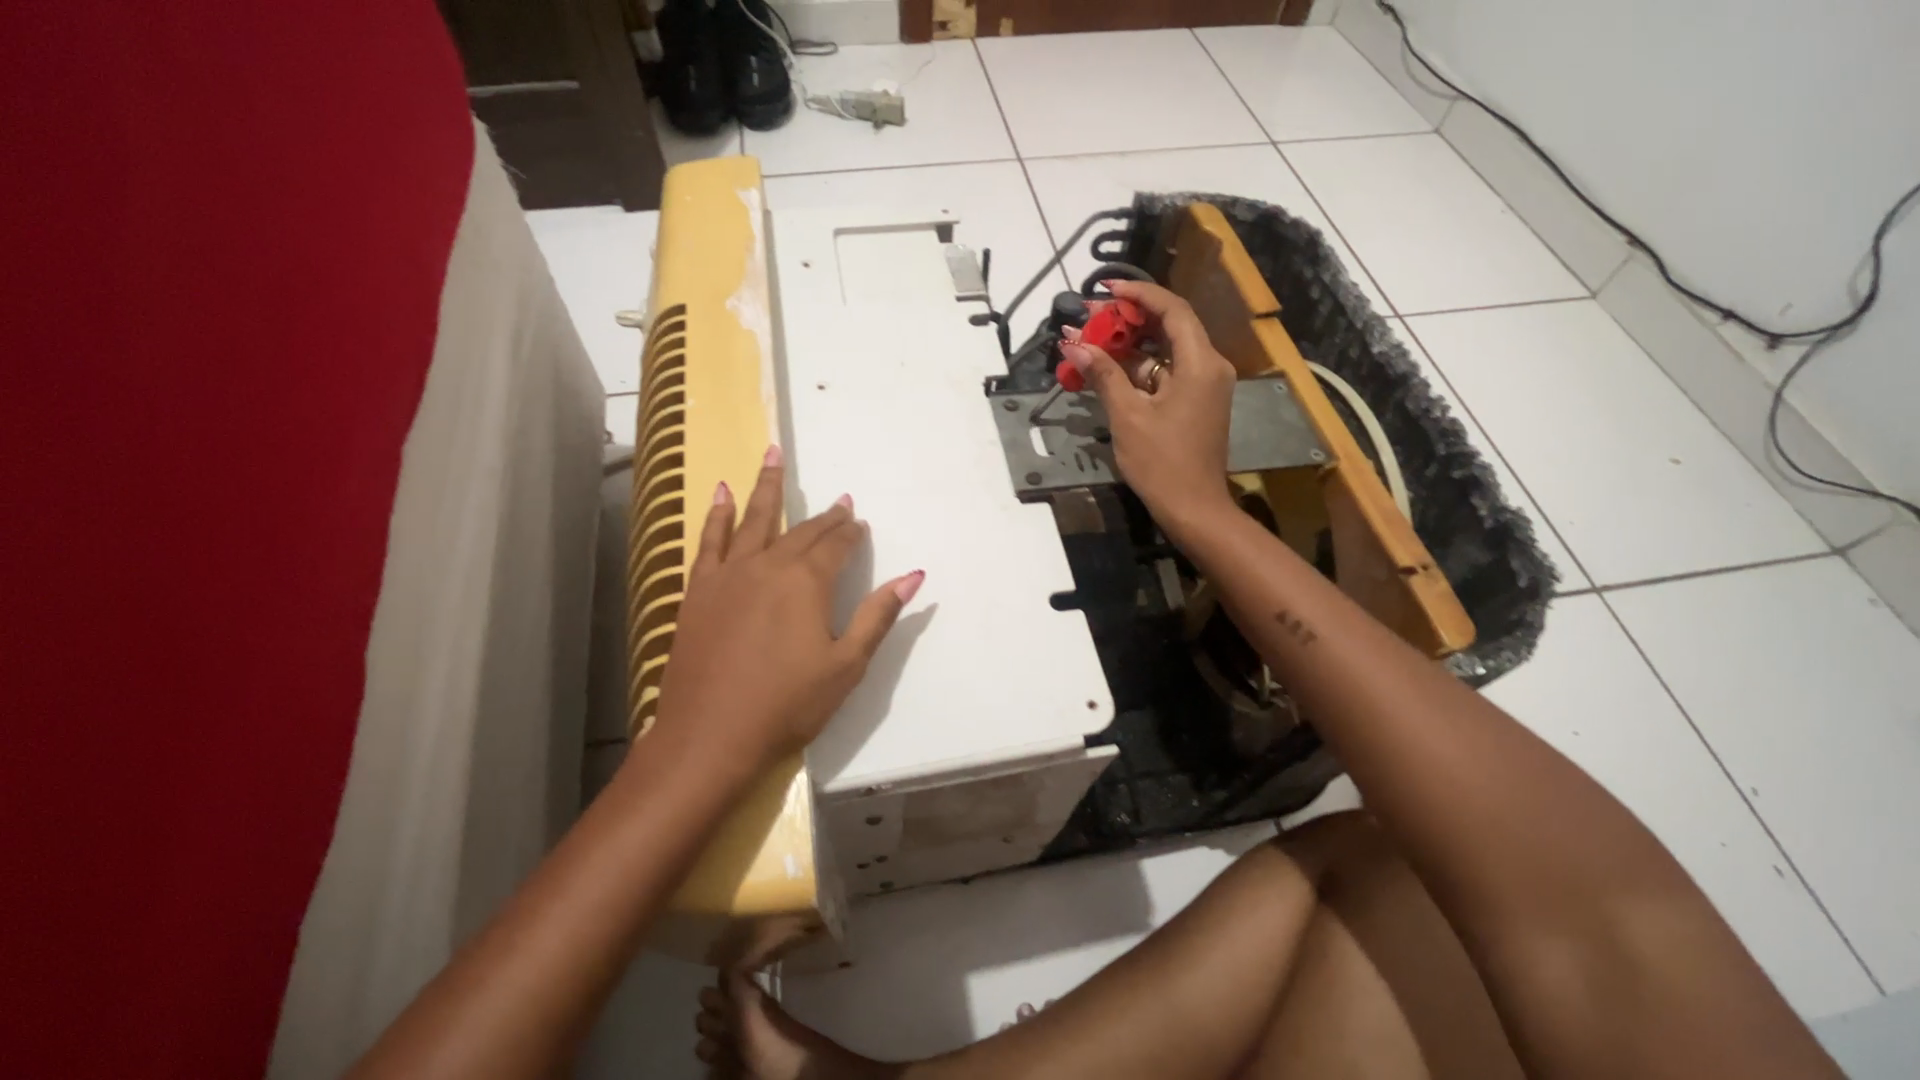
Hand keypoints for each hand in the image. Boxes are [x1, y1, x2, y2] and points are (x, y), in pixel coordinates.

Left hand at [651, 446, 923, 771]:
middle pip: (801, 532)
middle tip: (838, 502)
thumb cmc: (787, 705)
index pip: (836, 546)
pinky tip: (719, 493)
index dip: (851, 534)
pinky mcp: (697, 591)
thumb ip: (877, 615)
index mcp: (807, 583)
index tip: (860, 522)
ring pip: (752, 519)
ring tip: (773, 454)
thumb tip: (914, 575)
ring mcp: (728, 575)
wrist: (709, 735)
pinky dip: (716, 514)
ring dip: (766, 486)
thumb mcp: (846, 665)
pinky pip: (707, 541)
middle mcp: (767, 566)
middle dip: (823, 517)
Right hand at [1059, 280, 1238, 531]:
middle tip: (1090, 316)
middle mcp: (1209, 366)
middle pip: (1170, 326)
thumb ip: (1103, 374)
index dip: (1139, 295)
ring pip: (1166, 350)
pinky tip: (1108, 367)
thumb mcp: (1127, 416)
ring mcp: (1205, 385)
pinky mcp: (1196, 402)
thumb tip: (1075, 345)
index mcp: (1200, 363)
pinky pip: (1167, 371)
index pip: (1172, 310)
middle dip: (1129, 319)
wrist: (1193, 509)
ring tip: (1091, 339)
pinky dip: (1139, 367)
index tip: (1106, 289)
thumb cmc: (1162, 463)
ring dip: (1130, 344)